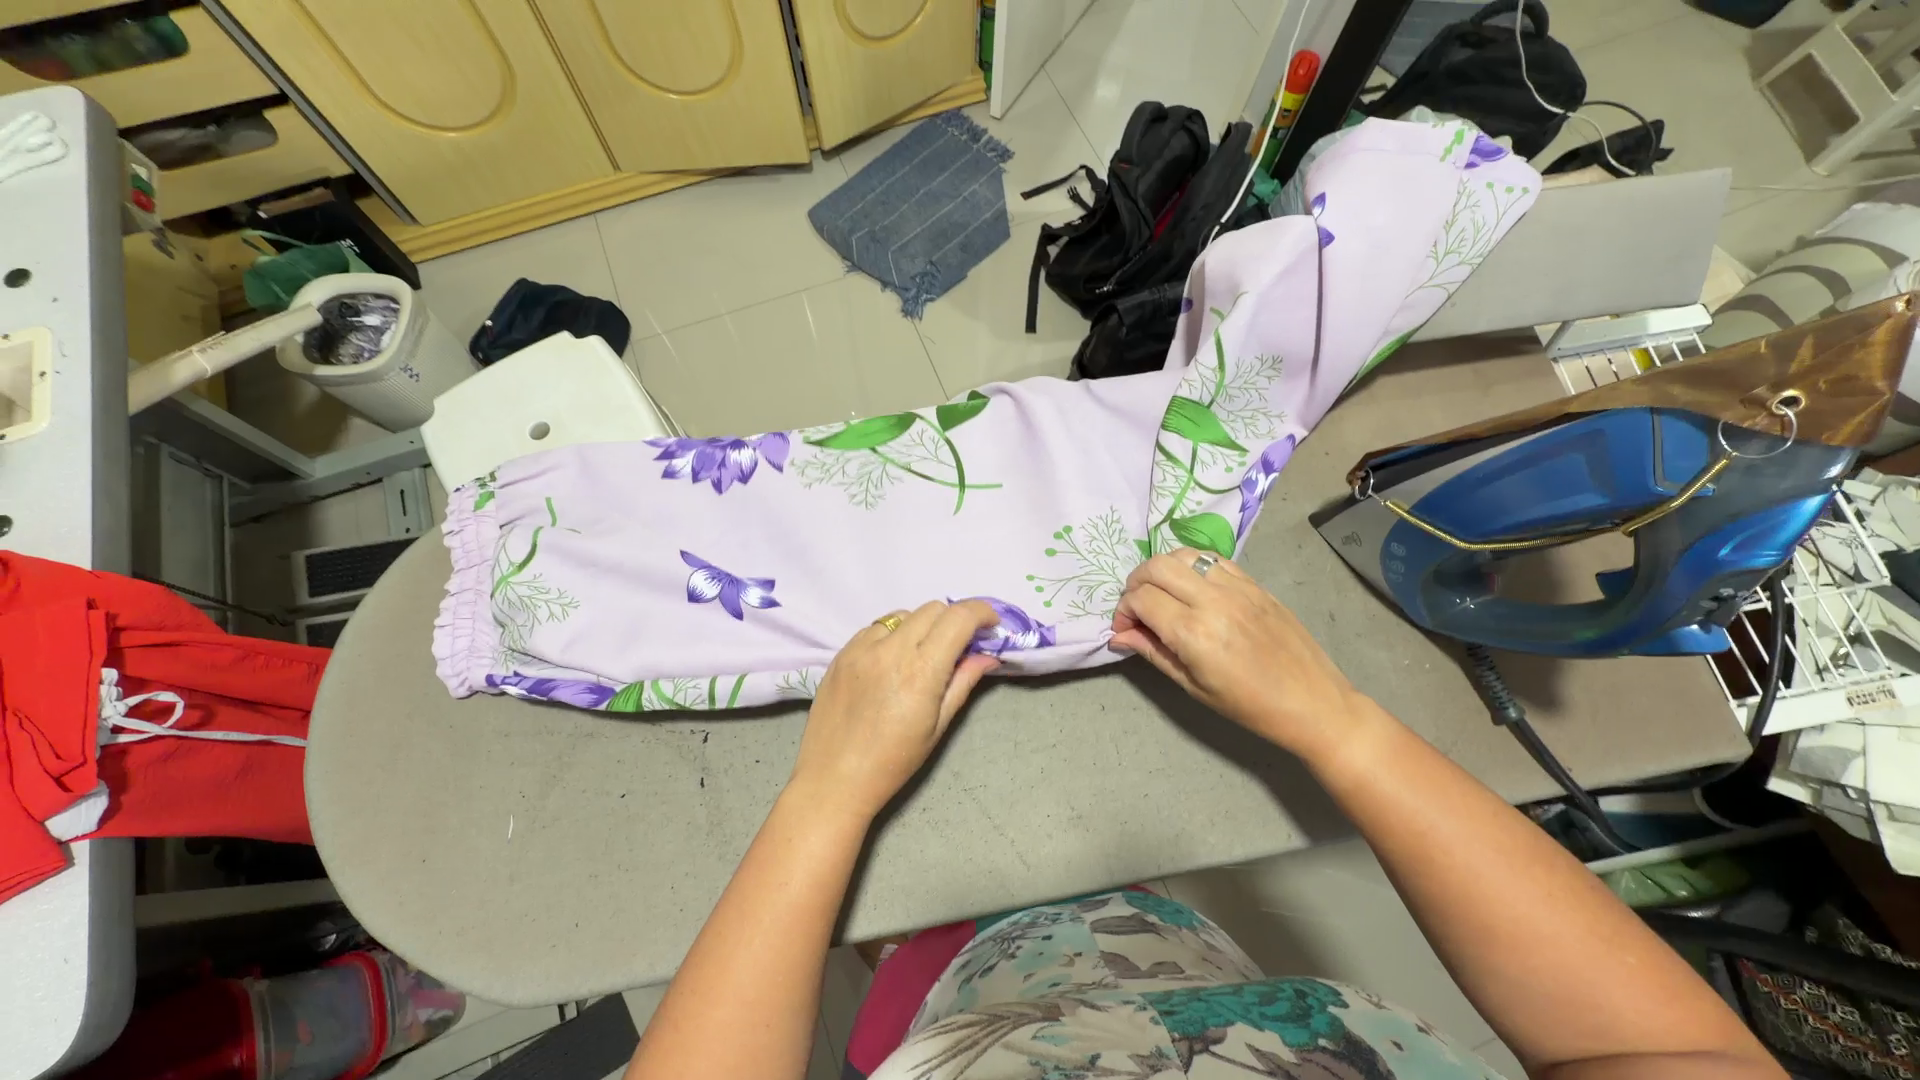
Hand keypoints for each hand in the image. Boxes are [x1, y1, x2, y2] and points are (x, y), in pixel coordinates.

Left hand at [789, 601, 1000, 820]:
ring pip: (903, 615)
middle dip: (954, 620)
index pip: (959, 618)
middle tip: (960, 646)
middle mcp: (891, 649)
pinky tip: (891, 661)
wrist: (833, 778)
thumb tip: (988, 655)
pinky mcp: (841, 652)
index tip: (991, 625)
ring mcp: (861, 647)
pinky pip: (875, 628)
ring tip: (923, 655)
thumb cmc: (893, 761)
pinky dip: (893, 635)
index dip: (982, 612)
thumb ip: (963, 682)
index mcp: (921, 670)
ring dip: (922, 626)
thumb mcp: (938, 726)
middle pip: (933, 609)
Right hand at [1111, 549, 1378, 762]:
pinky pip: (1212, 559)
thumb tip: (1120, 635)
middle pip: (1156, 567)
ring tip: (1162, 594)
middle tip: (1137, 608)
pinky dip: (1192, 566)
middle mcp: (1213, 600)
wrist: (1312, 702)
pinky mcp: (1254, 583)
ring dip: (1162, 570)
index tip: (1125, 630)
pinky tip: (1192, 588)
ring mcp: (1236, 587)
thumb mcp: (1193, 687)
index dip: (1123, 612)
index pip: (1141, 599)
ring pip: (1182, 555)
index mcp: (1194, 633)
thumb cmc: (1249, 706)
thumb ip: (1153, 652)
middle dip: (1136, 584)